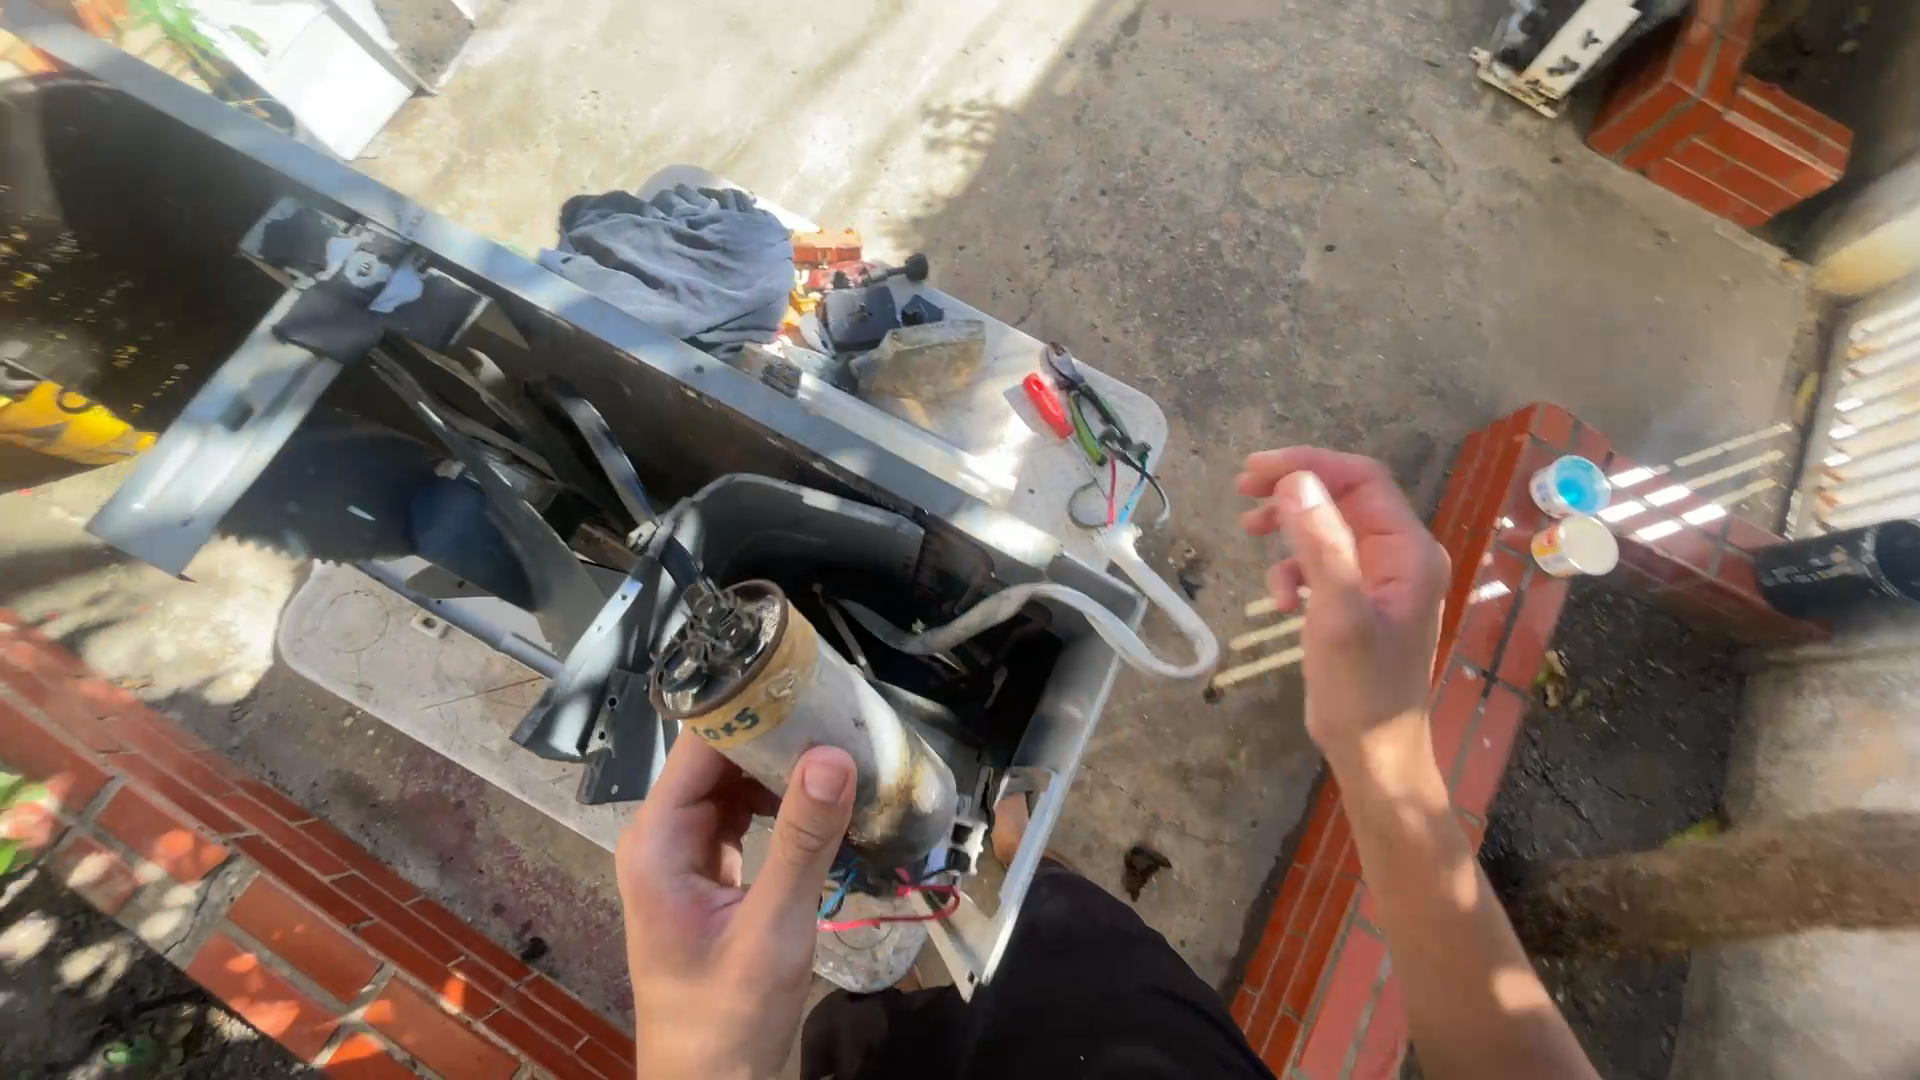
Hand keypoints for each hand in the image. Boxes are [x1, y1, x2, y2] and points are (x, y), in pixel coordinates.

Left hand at [617, 737, 855, 1078]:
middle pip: (719, 756)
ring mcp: (687, 850)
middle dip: (776, 734)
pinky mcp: (711, 866)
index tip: (810, 690)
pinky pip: (745, 810)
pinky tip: (821, 796)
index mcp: (659, 839)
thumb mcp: (773, 929)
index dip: (751, 711)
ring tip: (839, 744)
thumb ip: (802, 841)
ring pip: (735, 780)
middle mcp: (665, 833)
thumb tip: (833, 754)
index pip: (702, 745)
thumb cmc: (731, 1018)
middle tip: (839, 715)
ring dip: (782, 764)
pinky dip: (782, 797)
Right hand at [1236, 448, 1449, 779]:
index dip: (1309, 464)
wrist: (1373, 751)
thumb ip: (1321, 545)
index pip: (1361, 479)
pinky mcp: (1356, 602)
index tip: (1254, 470)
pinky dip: (1292, 570)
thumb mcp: (1338, 614)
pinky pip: (1320, 564)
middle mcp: (1399, 557)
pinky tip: (1280, 599)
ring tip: (1247, 532)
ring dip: (1287, 526)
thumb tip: (1294, 482)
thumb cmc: (1362, 689)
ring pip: (1328, 527)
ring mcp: (1378, 580)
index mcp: (1408, 551)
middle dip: (1292, 488)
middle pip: (1344, 497)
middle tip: (1241, 490)